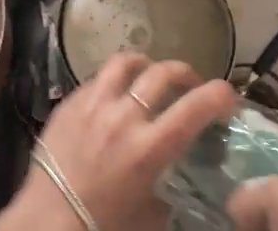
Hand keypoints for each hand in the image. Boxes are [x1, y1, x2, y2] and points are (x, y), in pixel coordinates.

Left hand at [1, 53, 238, 230]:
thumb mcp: (151, 214)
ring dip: (145, 64)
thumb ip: (170, 186)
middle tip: (190, 84)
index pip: (196, 107)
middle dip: (185, 73)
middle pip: (162, 73)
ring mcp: (94, 104)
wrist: (48, 220)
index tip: (229, 95)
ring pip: (125, 62)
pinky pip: (97, 78)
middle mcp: (124, 117)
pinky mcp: (70, 102)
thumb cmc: (104, 225)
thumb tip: (180, 172)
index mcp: (150, 149)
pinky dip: (114, 80)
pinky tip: (115, 94)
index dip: (219, 95)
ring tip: (150, 73)